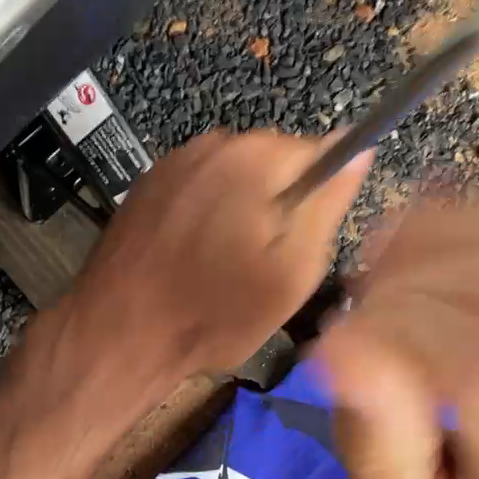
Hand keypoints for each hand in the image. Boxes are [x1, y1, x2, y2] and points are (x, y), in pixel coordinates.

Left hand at [65, 131, 371, 376]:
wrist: (120, 334)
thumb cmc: (215, 314)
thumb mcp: (292, 271)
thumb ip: (328, 205)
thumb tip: (358, 151)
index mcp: (255, 156)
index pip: (318, 154)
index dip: (318, 203)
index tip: (301, 247)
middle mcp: (212, 143)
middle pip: (273, 165)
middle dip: (278, 208)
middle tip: (263, 268)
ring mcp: (173, 164)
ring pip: (233, 181)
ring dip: (240, 216)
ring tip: (223, 271)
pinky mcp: (146, 188)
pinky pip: (197, 194)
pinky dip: (204, 222)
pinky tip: (194, 263)